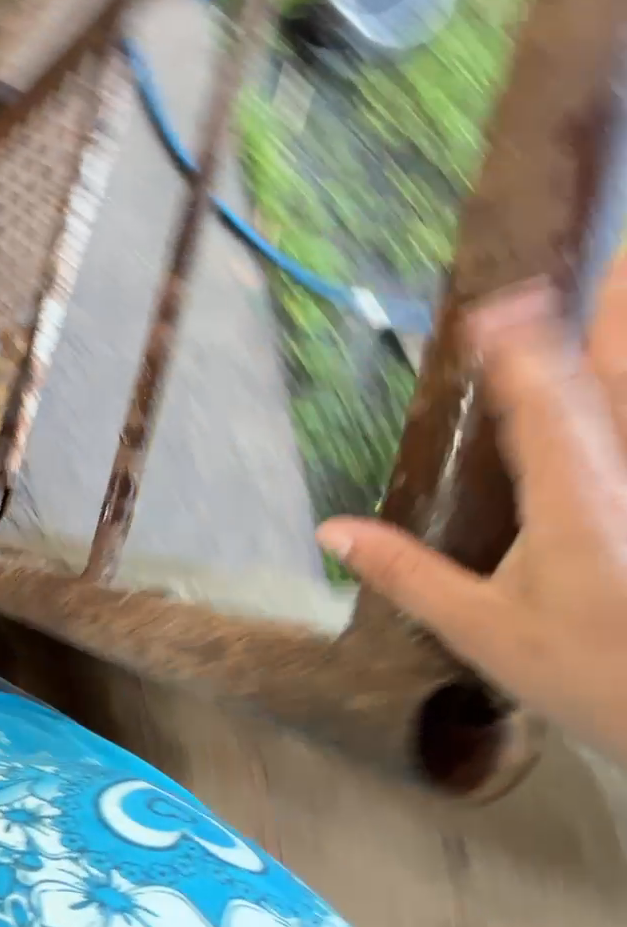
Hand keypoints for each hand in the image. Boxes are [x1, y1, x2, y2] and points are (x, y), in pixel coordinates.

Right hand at [317, 270, 626, 764]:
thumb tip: (329, 530)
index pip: (549, 405)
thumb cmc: (605, 678)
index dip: (522, 350)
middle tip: (613, 248)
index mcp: (583, 502)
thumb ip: (408, 575)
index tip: (498, 304)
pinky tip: (615, 384)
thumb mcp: (487, 633)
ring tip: (620, 283)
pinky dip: (625, 392)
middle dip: (618, 310)